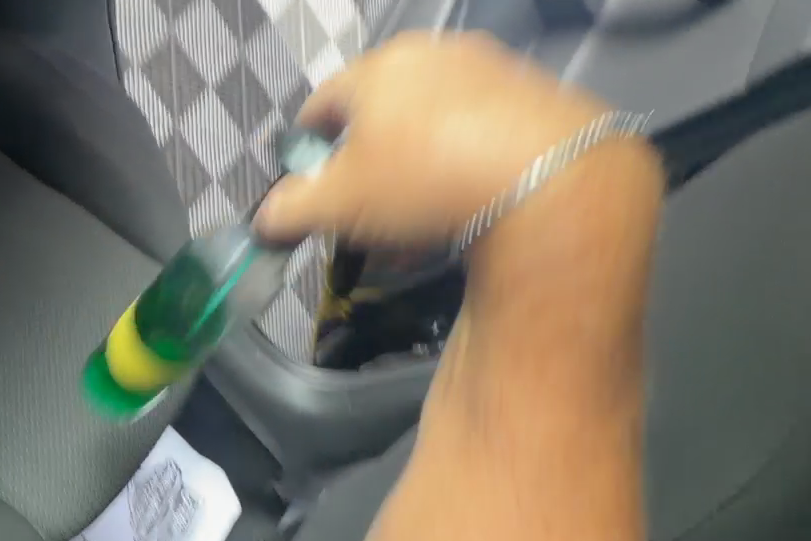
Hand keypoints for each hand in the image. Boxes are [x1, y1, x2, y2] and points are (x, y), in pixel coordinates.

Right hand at [253, 32, 614, 247]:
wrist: (544, 181)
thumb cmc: (416, 182)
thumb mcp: (331, 207)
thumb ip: (287, 210)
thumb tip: (265, 217)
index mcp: (376, 69)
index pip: (317, 105)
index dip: (302, 150)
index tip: (303, 186)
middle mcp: (430, 53)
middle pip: (371, 113)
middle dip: (355, 162)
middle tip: (352, 207)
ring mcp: (485, 67)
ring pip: (419, 124)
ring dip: (400, 167)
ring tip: (401, 215)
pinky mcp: (527, 92)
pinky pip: (465, 130)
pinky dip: (446, 164)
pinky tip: (447, 204)